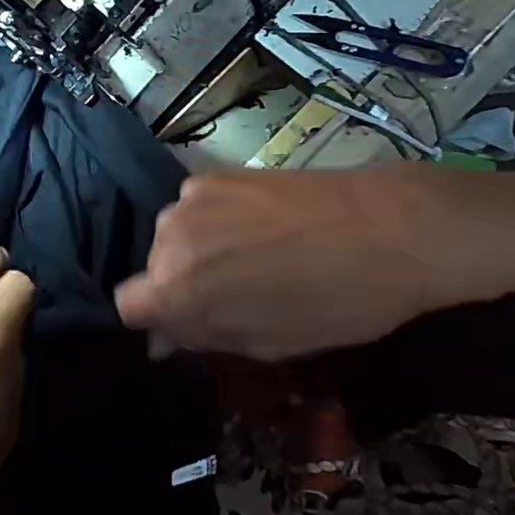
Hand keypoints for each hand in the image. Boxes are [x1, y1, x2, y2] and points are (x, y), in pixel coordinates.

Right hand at [114, 169, 509, 360]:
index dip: (157, 318)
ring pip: (174, 235)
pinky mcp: (213, 172)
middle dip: (182, 284)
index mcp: (179, 288)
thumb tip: (162, 337)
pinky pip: (195, 206)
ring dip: (198, 249)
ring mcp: (190, 198)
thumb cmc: (336, 302)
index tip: (190, 323)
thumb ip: (204, 336)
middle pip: (154, 268)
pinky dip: (214, 219)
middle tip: (237, 293)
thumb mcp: (269, 342)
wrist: (386, 226)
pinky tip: (259, 223)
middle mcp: (169, 236)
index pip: (128, 304)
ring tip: (253, 254)